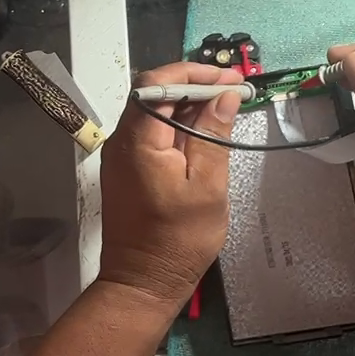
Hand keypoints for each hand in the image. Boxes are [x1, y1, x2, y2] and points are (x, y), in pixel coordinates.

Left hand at [97, 62, 243, 312]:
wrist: (141, 282)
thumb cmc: (178, 241)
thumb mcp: (208, 187)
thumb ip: (214, 136)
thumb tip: (225, 96)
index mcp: (138, 140)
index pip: (156, 83)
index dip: (193, 72)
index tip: (228, 78)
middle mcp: (122, 140)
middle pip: (153, 93)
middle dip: (193, 84)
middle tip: (233, 88)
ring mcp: (121, 154)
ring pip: (153, 110)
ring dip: (187, 103)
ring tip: (225, 103)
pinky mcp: (127, 167)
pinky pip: (151, 131)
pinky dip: (178, 122)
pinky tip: (204, 128)